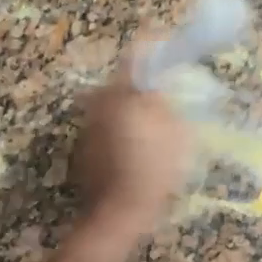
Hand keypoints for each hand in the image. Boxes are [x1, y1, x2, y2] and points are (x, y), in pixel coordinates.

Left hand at [70, 59, 192, 240]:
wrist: (120, 212)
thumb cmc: (154, 169)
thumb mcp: (177, 132)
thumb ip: (167, 102)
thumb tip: (160, 87)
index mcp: (120, 92)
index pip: (137, 55)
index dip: (155, 49)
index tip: (169, 50)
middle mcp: (97, 103)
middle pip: (123, 83)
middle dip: (143, 86)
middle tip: (166, 96)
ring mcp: (87, 127)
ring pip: (114, 107)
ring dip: (131, 110)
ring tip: (154, 127)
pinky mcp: (84, 149)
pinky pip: (107, 129)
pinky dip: (122, 131)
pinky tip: (138, 149)